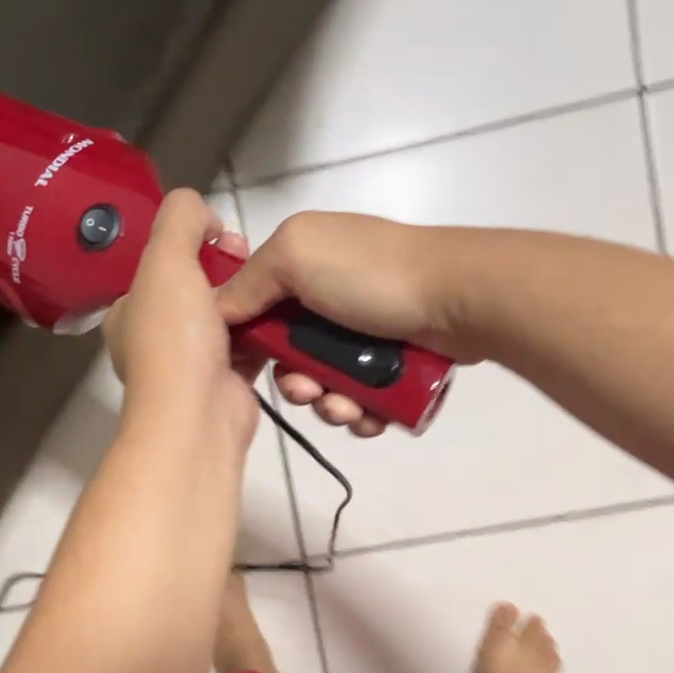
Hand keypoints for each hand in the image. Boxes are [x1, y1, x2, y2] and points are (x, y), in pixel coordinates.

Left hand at [105, 188, 261, 443]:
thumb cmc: (175, 337)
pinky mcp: (227, 383)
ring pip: (228, 318)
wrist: (198, 416)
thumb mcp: (165, 259)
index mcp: (131, 310)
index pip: (163, 263)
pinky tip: (284, 321)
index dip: (195, 243)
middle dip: (230, 271)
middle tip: (252, 267)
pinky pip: (250, 348)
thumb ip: (181, 219)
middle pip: (200, 288)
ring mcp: (192, 364)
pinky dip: (266, 335)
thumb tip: (206, 219)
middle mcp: (157, 338)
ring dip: (252, 303)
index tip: (223, 240)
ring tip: (273, 293)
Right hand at [213, 211, 471, 436]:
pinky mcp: (391, 364)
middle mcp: (327, 299)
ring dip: (329, 406)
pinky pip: (360, 401)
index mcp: (301, 265)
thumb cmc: (371, 274)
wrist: (458, 297)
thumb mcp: (296, 256)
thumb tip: (215, 310)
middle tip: (309, 391)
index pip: (255, 310)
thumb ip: (249, 281)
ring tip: (348, 408)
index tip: (248, 367)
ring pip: (324, 386)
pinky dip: (361, 415)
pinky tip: (370, 417)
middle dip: (295, 384)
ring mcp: (362, 335)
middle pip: (289, 359)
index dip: (249, 342)